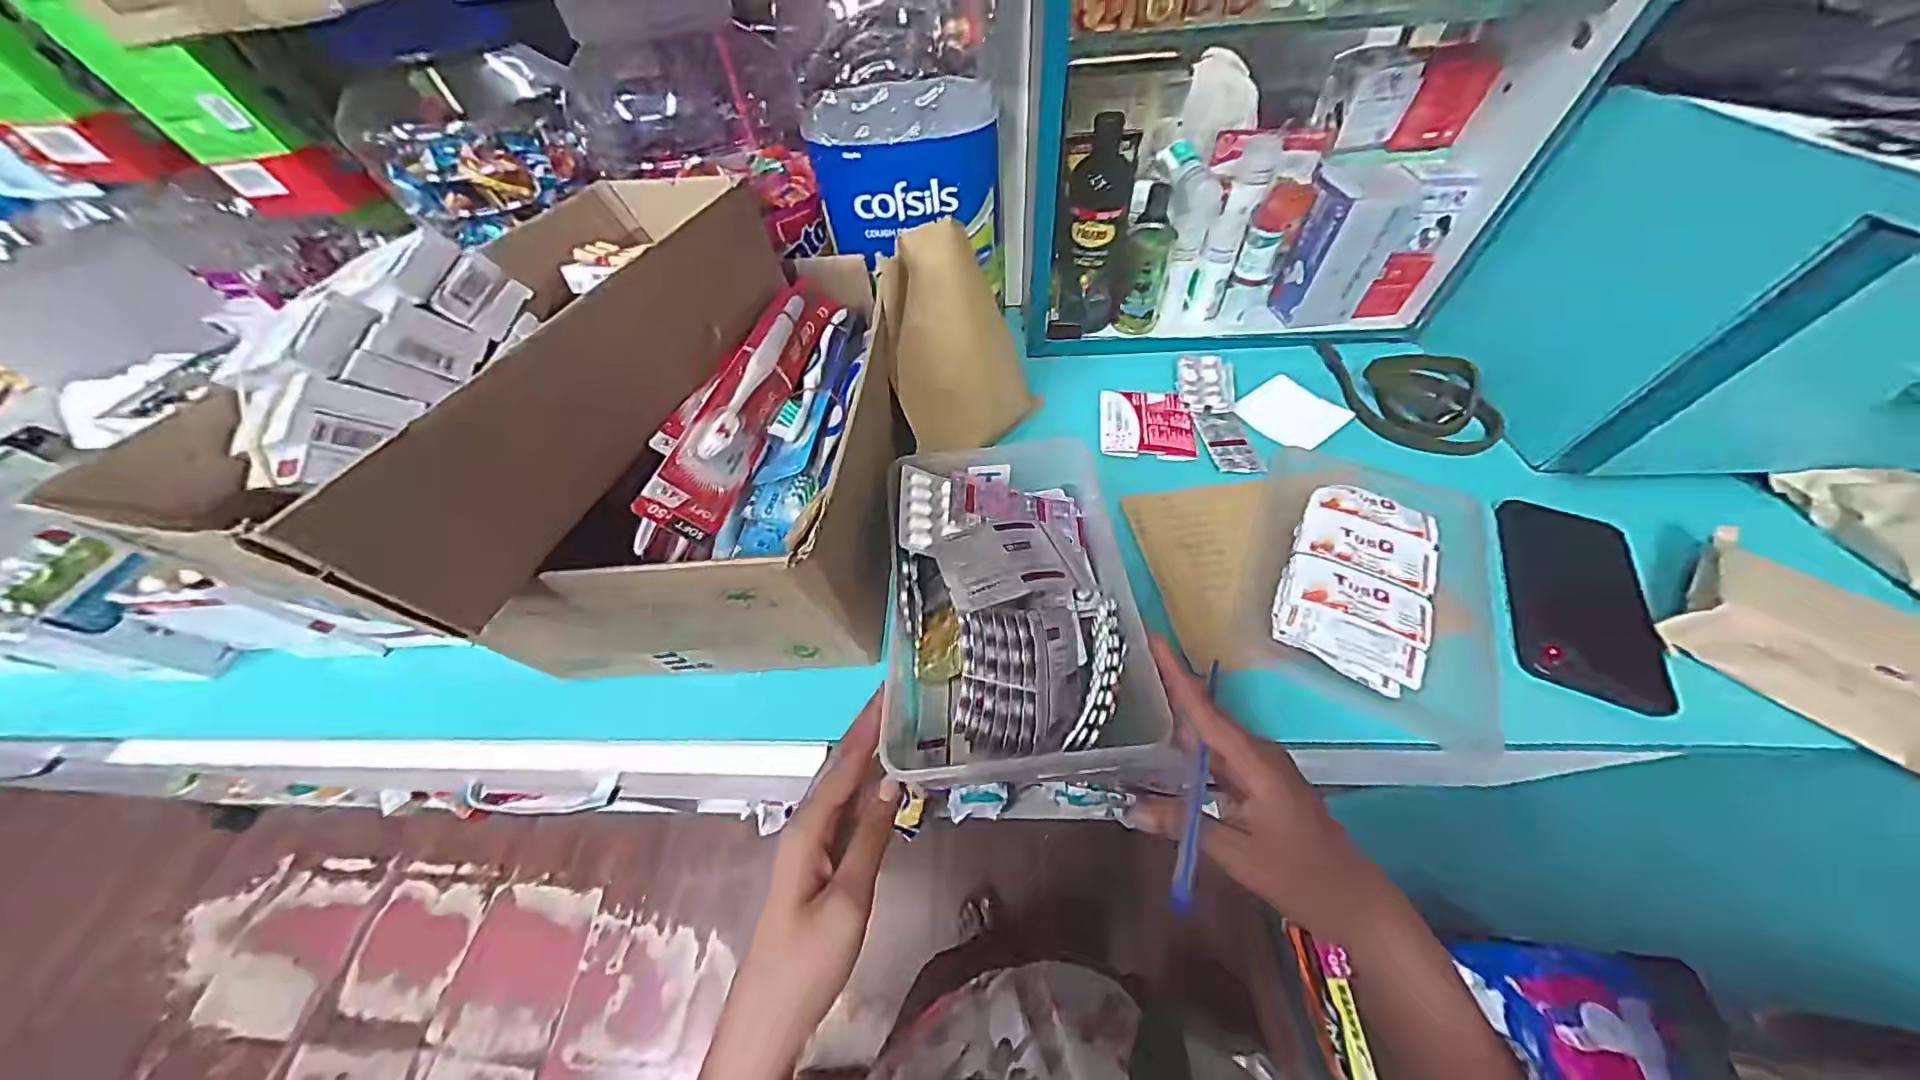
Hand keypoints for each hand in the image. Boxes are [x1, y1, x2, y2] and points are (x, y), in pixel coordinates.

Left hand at [700, 691, 899, 1079]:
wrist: (769, 1015)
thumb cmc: (808, 960)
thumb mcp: (849, 900)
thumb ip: (870, 838)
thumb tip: (892, 782)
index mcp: (807, 828)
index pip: (843, 765)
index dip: (866, 727)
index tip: (887, 691)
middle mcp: (805, 826)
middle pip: (839, 767)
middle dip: (866, 730)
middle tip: (895, 697)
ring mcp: (810, 844)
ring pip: (842, 787)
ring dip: (866, 754)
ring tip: (895, 724)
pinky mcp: (819, 861)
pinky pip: (845, 812)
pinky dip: (865, 787)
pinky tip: (883, 780)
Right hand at [1128, 636, 1394, 938]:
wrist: (1355, 902)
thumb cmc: (1301, 875)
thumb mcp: (1236, 852)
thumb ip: (1182, 824)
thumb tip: (1131, 807)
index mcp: (1253, 760)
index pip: (1203, 709)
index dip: (1175, 672)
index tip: (1153, 638)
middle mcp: (1256, 753)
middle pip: (1204, 713)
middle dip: (1170, 685)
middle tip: (1133, 661)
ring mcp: (1258, 768)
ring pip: (1209, 736)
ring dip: (1177, 718)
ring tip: (1139, 697)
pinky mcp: (1258, 784)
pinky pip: (1216, 757)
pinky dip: (1190, 751)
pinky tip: (1165, 753)